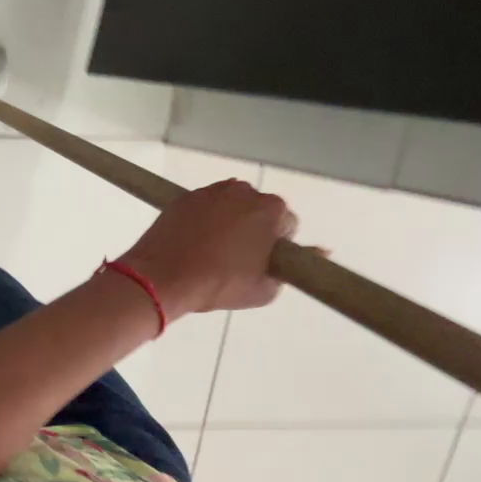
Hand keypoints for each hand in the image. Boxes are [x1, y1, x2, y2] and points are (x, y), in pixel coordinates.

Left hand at [118, 178, 295, 321]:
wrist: (160, 279)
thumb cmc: (217, 285)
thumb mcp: (263, 289)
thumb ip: (292, 270)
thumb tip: (320, 254)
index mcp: (271, 209)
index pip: (286, 225)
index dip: (274, 246)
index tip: (258, 263)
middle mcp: (243, 191)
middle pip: (257, 211)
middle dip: (251, 230)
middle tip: (233, 259)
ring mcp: (209, 192)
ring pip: (229, 207)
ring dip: (226, 222)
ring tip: (210, 251)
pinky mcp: (182, 198)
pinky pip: (202, 207)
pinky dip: (201, 220)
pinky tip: (191, 242)